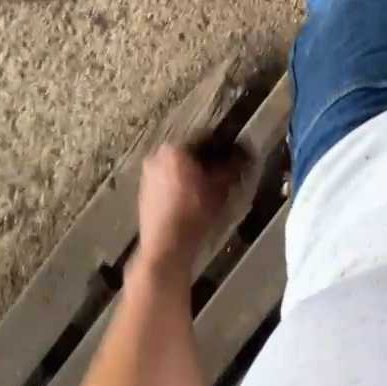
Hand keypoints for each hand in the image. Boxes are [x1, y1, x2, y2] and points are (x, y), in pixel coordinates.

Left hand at [131, 140, 245, 282]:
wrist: (166, 247)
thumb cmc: (195, 211)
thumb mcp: (222, 186)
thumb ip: (233, 165)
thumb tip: (243, 155)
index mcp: (175, 148)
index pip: (205, 138)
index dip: (224, 147)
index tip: (235, 156)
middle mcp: (157, 157)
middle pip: (189, 153)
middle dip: (206, 161)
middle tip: (223, 171)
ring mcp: (147, 177)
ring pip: (177, 169)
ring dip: (192, 174)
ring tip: (209, 187)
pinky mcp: (143, 195)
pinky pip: (167, 183)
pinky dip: (180, 187)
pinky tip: (192, 200)